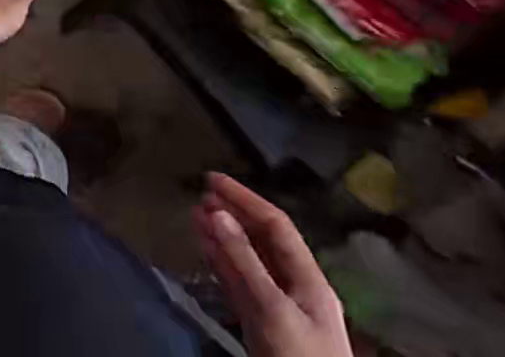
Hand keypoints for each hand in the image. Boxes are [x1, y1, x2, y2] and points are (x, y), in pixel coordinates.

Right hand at [194, 172, 350, 356]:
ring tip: (195, 214)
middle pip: (262, 240)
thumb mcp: (272, 310)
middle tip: (200, 194)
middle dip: (233, 214)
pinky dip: (221, 263)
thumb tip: (217, 212)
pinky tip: (204, 247)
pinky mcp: (260, 326)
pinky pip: (239, 284)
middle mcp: (294, 288)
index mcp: (308, 280)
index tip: (212, 179)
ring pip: (247, 261)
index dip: (245, 198)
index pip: (276, 226)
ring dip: (222, 236)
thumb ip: (244, 261)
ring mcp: (277, 308)